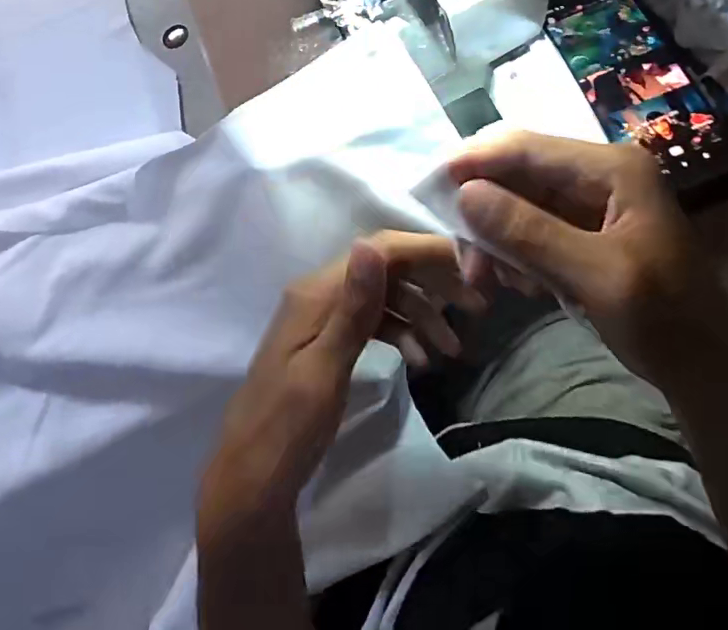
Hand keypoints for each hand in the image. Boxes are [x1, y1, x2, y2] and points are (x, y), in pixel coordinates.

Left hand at [197, 232, 475, 540]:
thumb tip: (370, 244)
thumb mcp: (324, 370)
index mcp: (317, 293)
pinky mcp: (328, 341)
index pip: (381, 250)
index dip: (427, 250)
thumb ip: (352, 308)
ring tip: (454, 348)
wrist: (251, 482)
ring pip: (384, 298)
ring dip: (422, 315)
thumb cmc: (287, 427)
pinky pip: (373, 323)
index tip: (471, 265)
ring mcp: (324, 318)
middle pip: (387, 270)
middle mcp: (320, 294)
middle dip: (432, 283)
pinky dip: (401, 334)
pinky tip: (421, 360)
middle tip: (476, 307)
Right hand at [447, 131, 727, 383]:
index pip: (529, 147)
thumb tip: (466, 194)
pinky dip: (515, 251)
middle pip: (519, 173)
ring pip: (520, 201)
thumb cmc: (663, 320)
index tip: (432, 189)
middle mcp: (600, 172)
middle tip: (468, 264)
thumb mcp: (594, 275)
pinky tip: (517, 284)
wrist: (704, 370)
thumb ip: (530, 232)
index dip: (477, 161)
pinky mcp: (586, 228)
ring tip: (489, 284)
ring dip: (496, 237)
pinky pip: (534, 226)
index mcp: (613, 168)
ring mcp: (593, 200)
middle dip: (485, 212)